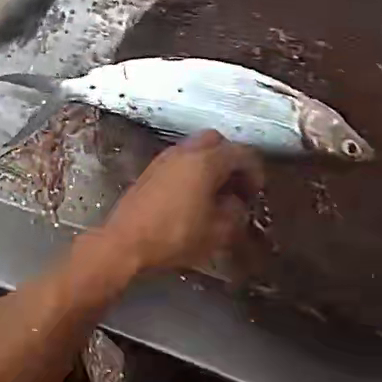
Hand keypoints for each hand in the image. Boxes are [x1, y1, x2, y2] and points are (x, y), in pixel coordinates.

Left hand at [99, 131, 261, 272]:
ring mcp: (163, 158)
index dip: (255, 172)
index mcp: (204, 161)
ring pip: (195, 148)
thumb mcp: (220, 231)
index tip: (255, 194)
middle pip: (216, 141)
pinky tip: (195, 195)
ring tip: (218, 193)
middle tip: (238, 187)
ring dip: (211, 163)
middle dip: (231, 159)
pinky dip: (192, 169)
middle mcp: (182, 152)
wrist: (127, 240)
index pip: (242, 152)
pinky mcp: (150, 170)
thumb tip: (236, 201)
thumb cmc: (176, 235)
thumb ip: (236, 210)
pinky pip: (179, 160)